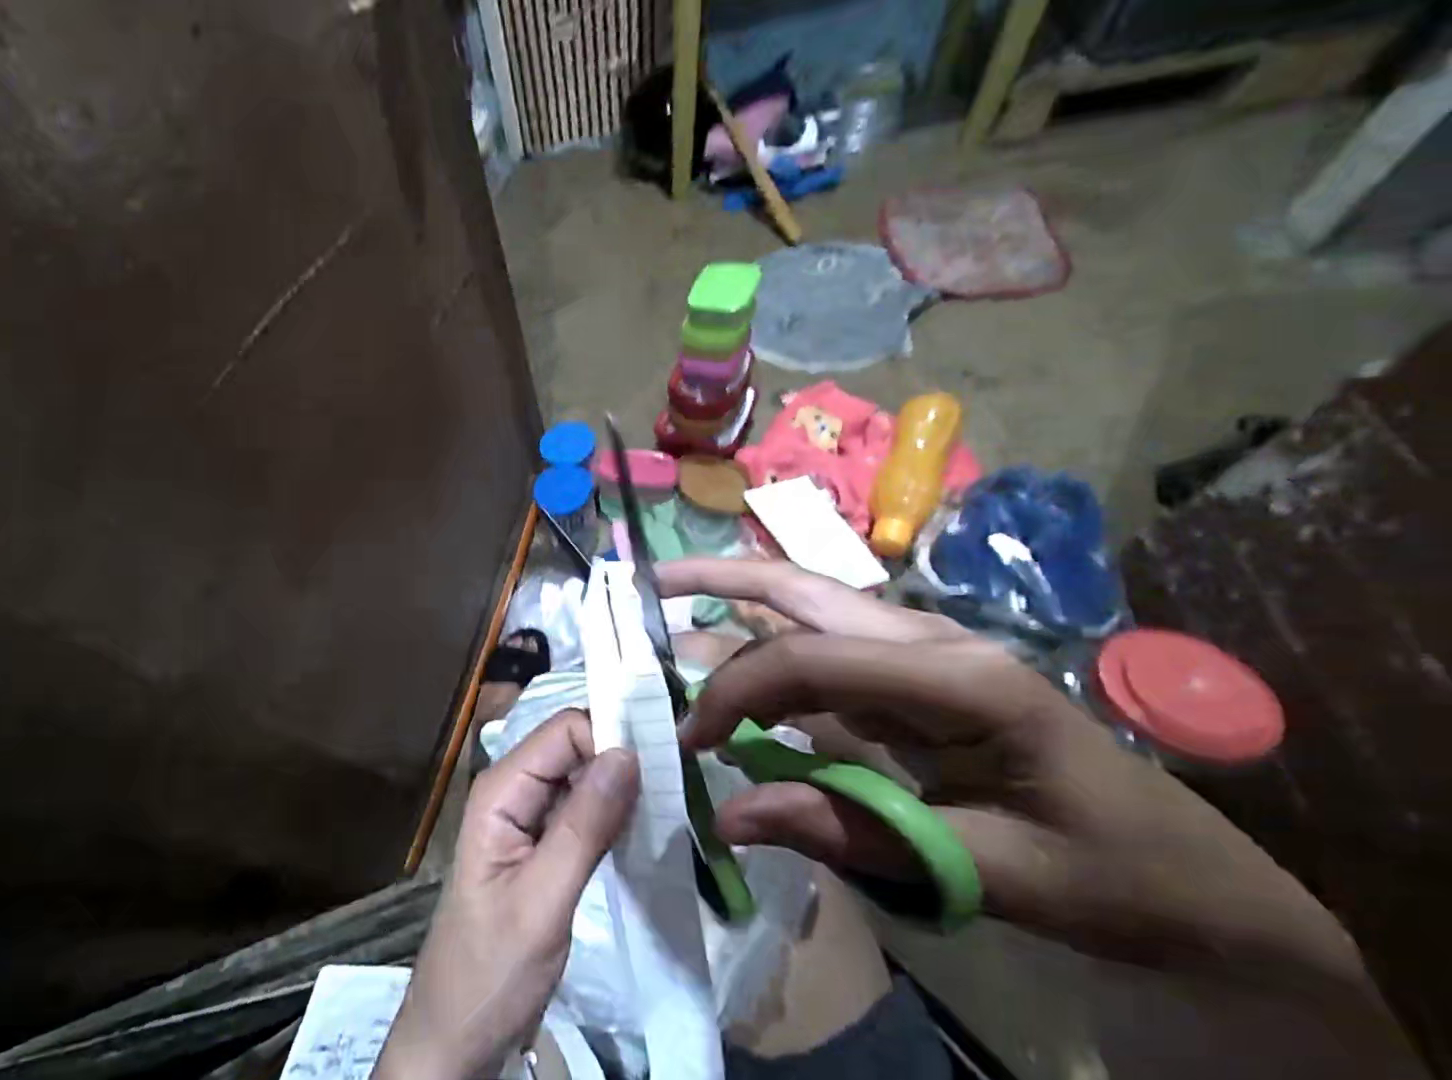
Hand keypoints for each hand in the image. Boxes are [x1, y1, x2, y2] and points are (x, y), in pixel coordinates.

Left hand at [375, 709, 636, 1079]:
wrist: (458, 1034)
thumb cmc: (491, 970)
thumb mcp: (542, 901)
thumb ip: (583, 826)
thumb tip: (627, 753)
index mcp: (500, 791)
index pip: (563, 730)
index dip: (609, 737)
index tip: (660, 765)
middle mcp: (512, 792)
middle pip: (573, 748)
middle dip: (619, 759)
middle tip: (672, 787)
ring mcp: (526, 819)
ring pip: (581, 778)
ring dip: (620, 788)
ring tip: (665, 807)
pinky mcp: (542, 846)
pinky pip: (581, 811)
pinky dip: (612, 815)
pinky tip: (640, 831)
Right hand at [656, 557, 1369, 999]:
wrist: (1188, 877)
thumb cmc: (1104, 873)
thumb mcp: (980, 871)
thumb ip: (845, 834)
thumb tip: (727, 819)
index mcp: (959, 677)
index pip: (810, 658)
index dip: (734, 692)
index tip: (691, 741)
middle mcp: (931, 641)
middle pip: (804, 589)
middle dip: (720, 580)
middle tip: (650, 586)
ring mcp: (920, 651)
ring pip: (807, 607)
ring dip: (735, 604)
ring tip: (669, 604)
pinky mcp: (910, 676)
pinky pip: (821, 649)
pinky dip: (764, 647)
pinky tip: (726, 654)